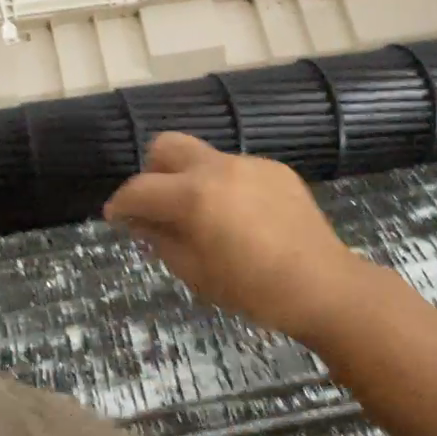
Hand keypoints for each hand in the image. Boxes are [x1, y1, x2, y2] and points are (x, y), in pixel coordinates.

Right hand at [103, 132, 368, 340]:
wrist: (322, 286)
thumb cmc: (251, 289)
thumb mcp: (193, 271)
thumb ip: (158, 238)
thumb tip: (138, 221)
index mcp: (194, 195)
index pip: (140, 188)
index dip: (121, 204)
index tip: (114, 217)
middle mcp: (218, 168)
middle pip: (166, 146)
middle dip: (152, 172)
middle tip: (156, 206)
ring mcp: (250, 165)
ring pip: (202, 157)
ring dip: (189, 179)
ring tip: (202, 218)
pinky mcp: (276, 170)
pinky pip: (235, 169)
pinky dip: (222, 186)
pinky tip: (238, 220)